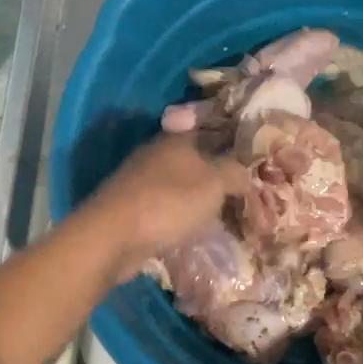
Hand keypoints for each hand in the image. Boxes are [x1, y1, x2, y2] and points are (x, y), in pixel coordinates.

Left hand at [82, 133, 244, 281]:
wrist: (113, 236)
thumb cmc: (169, 202)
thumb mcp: (214, 183)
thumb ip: (235, 172)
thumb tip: (246, 171)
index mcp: (176, 139)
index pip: (207, 126)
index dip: (229, 135)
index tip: (250, 150)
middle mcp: (156, 153)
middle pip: (193, 155)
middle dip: (215, 168)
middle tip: (242, 185)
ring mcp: (140, 180)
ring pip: (178, 181)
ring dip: (197, 193)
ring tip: (223, 209)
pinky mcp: (131, 207)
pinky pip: (165, 205)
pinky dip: (181, 213)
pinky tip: (194, 226)